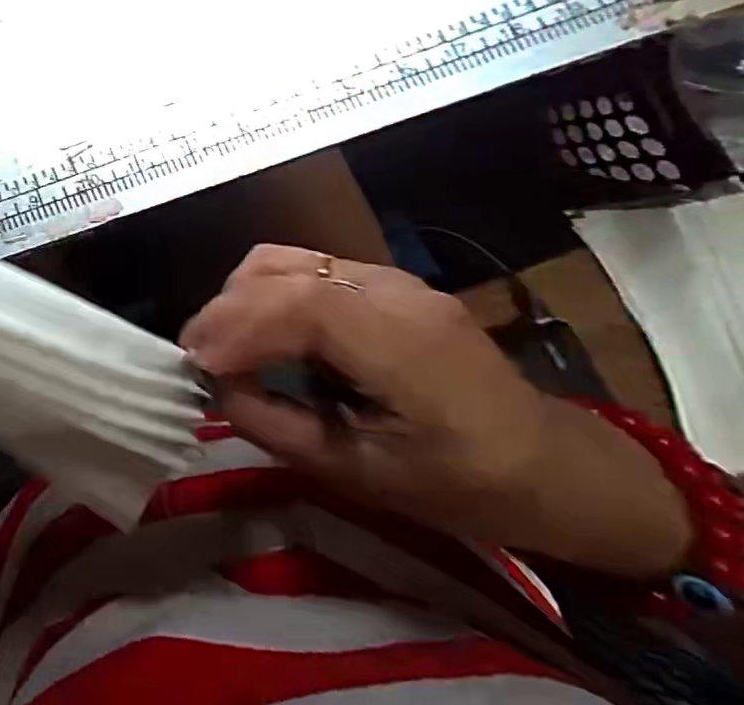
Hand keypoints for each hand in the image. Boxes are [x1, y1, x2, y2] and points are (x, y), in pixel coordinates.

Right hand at [181, 244, 692, 578]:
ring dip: (242, 297)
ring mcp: (389, 278)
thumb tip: (219, 389)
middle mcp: (391, 290)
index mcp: (400, 342)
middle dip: (224, 311)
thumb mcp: (363, 475)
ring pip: (287, 259)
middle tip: (199, 361)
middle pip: (280, 268)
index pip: (297, 304)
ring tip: (225, 347)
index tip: (193, 365)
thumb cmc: (463, 484)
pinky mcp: (385, 281)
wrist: (550, 464)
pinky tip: (266, 335)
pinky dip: (269, 296)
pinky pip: (307, 270)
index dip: (233, 325)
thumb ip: (279, 426)